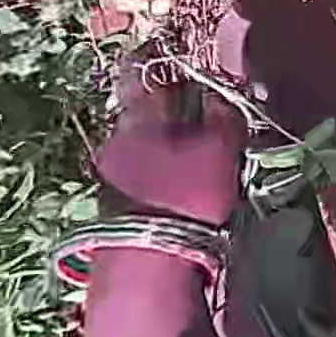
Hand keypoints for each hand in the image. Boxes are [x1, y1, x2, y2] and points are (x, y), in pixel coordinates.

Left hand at [94, 66, 244, 224]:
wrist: (152, 260)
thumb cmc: (188, 196)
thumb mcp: (220, 149)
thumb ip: (225, 115)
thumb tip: (224, 95)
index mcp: (140, 116)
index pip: (159, 78)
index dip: (184, 76)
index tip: (206, 81)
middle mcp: (118, 135)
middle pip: (152, 109)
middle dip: (180, 111)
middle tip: (209, 116)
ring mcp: (110, 167)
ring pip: (147, 138)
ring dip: (171, 139)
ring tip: (201, 151)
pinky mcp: (112, 196)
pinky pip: (144, 164)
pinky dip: (164, 163)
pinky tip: (184, 177)